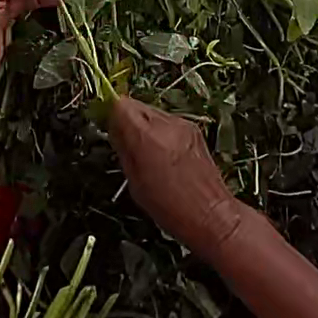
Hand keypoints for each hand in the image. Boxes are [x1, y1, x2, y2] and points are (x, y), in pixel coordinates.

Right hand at [109, 95, 249, 259]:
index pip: (121, 105)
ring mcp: (182, 124)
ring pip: (152, 111)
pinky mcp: (194, 129)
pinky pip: (168, 120)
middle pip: (136, 105)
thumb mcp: (135, 182)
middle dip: (127, 118)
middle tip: (123, 141)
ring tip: (145, 151)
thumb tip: (113, 129)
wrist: (209, 213)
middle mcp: (166, 124)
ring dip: (144, 124)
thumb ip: (123, 149)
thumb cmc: (169, 207)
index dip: (111, 115)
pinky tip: (162, 153)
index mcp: (147, 137)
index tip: (108, 127)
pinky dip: (160, 130)